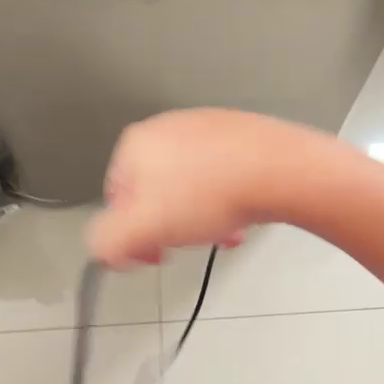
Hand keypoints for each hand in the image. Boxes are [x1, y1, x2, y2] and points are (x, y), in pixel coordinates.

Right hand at [85, 109, 341, 267]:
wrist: (280, 170)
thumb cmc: (215, 193)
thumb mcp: (143, 229)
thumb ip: (107, 242)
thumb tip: (103, 248)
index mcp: (137, 144)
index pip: (116, 199)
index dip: (134, 235)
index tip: (156, 254)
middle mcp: (168, 128)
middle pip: (155, 194)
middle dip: (173, 226)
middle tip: (192, 241)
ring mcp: (205, 129)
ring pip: (191, 189)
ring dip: (203, 219)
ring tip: (223, 232)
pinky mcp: (237, 136)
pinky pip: (221, 177)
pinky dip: (227, 201)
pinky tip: (242, 218)